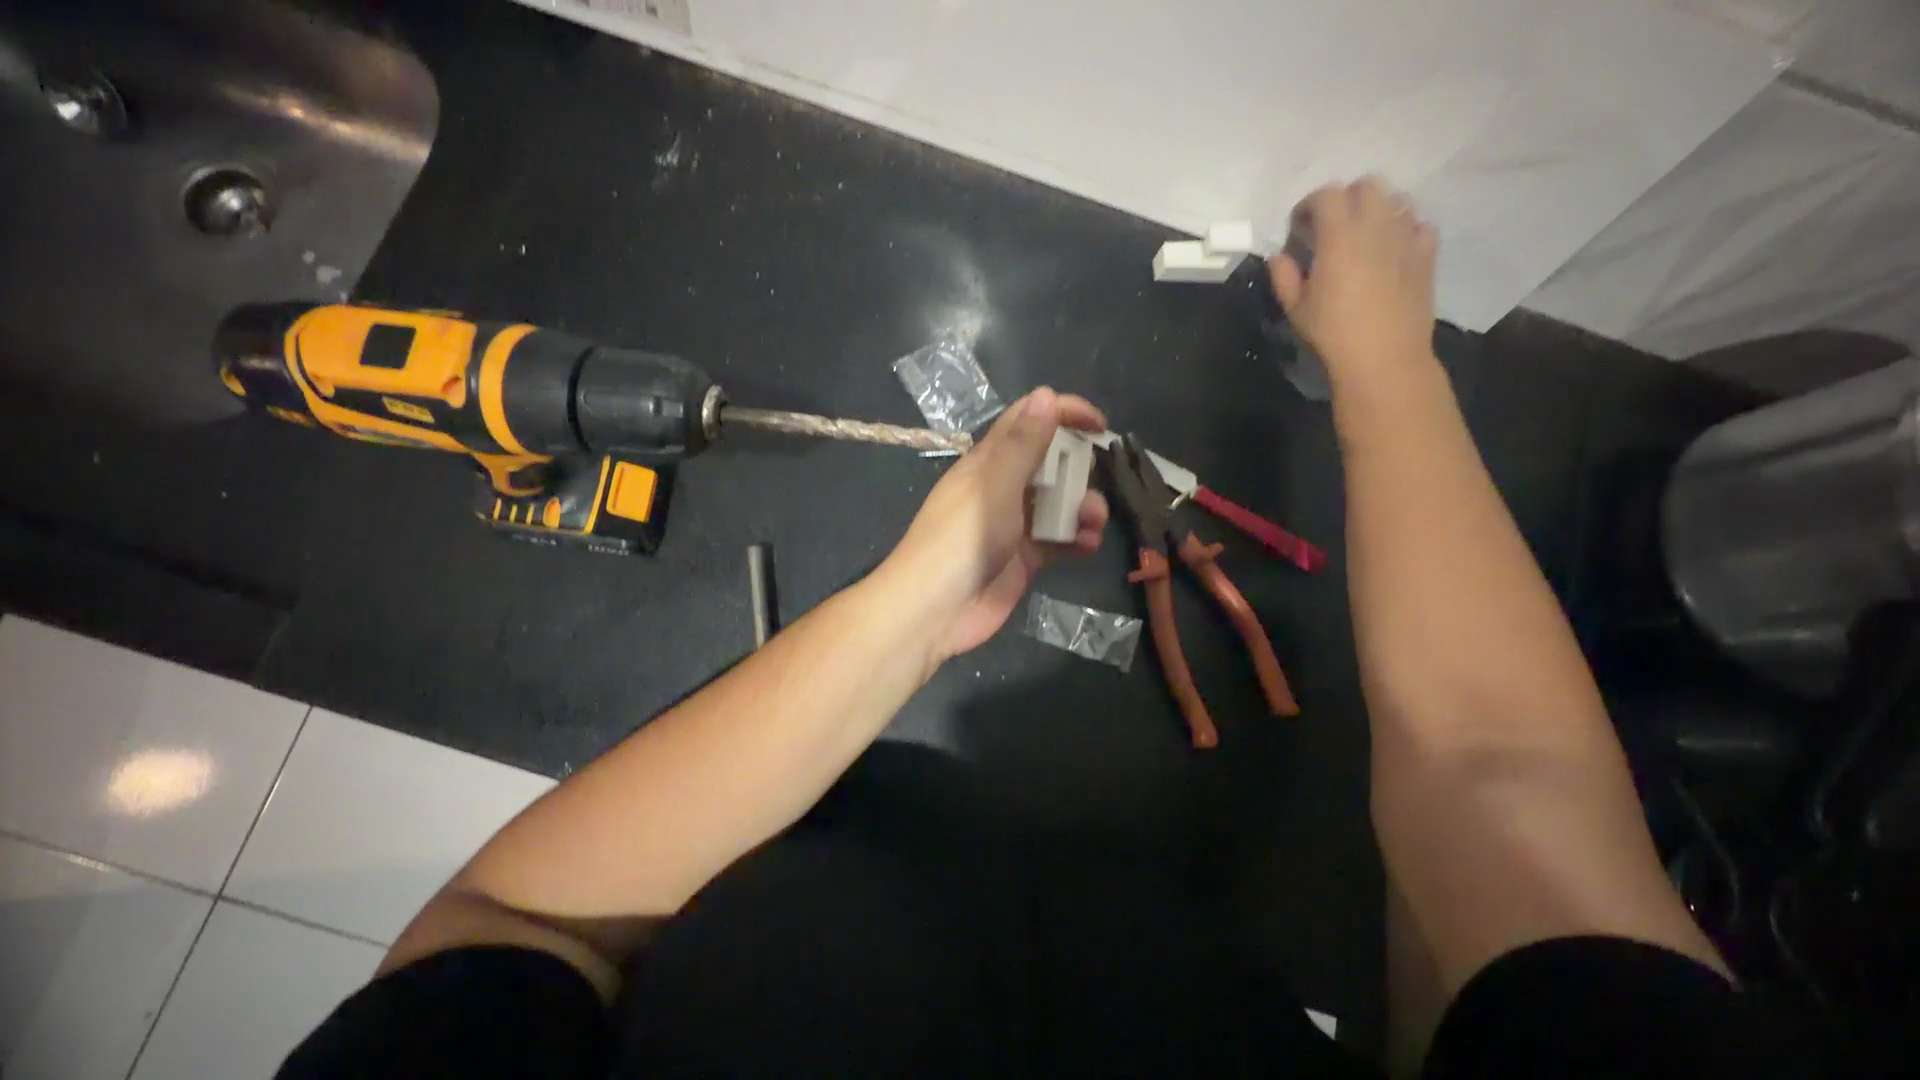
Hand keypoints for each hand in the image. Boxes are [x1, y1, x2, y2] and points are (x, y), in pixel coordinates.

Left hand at [881, 388, 1108, 660]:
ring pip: (1060, 503)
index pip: (1029, 422)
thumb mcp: (994, 486)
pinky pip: (1059, 540)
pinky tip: (1088, 546)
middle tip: (1099, 480)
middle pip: (1051, 462)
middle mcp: (1003, 488)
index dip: (1063, 414)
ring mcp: (1015, 525)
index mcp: (989, 462)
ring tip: (1093, 521)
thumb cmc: (960, 540)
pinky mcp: (1025, 559)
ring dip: (1084, 506)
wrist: (933, 611)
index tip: (1099, 424)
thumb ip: (1023, 444)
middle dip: (1080, 467)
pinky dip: (1077, 540)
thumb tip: (1046, 394)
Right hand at [1269, 177, 1439, 384]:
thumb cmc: (1333, 332)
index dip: (1310, 204)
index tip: (1300, 226)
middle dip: (1348, 198)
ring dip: (1379, 209)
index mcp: (1339, 235)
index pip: (1326, 194)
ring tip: (1366, 234)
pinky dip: (1406, 229)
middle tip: (1334, 225)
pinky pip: (1420, 224)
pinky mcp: (1427, 254)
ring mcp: (1406, 236)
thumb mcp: (1296, 308)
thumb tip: (1279, 257)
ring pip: (1398, 200)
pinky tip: (1394, 249)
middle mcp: (1376, 225)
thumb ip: (1284, 276)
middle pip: (1367, 185)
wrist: (1384, 356)